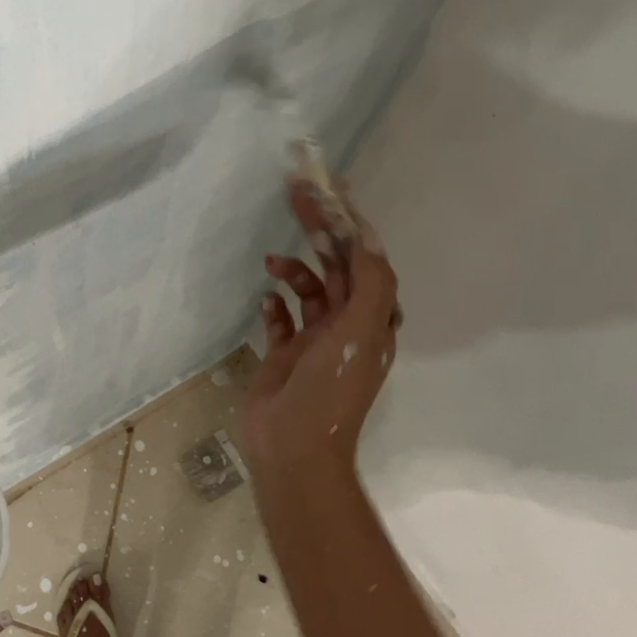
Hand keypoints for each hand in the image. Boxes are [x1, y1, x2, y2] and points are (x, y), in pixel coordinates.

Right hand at [241, 176, 399, 479]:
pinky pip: (281, 317)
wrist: (292, 447)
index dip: (350, 222)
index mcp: (371, 319)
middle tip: (294, 195)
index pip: (365, 258)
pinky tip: (265, 300)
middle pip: (334, 266)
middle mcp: (346, 325)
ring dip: (293, 270)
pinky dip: (274, 304)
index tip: (332, 189)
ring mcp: (314, 340)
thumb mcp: (359, 332)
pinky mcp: (284, 354)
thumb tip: (367, 236)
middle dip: (317, 231)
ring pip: (306, 289)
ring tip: (272, 262)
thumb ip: (367, 283)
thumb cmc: (329, 389)